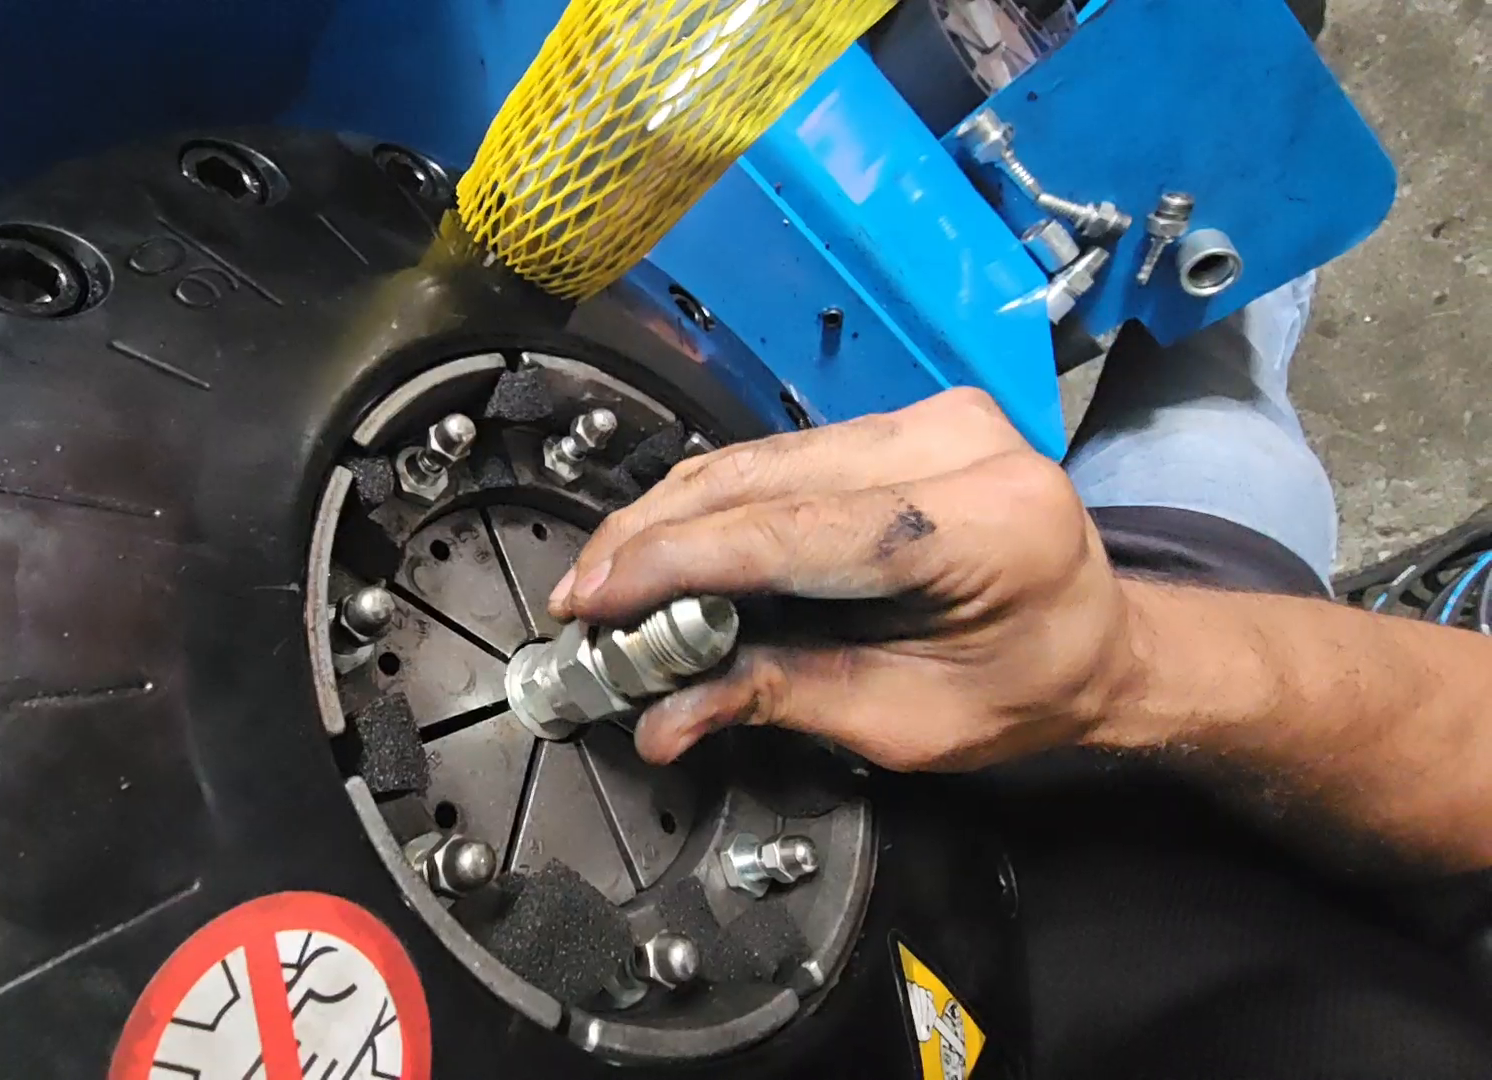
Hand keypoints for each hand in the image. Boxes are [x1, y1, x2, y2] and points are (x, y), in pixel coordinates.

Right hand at [549, 388, 1141, 768]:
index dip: (673, 564)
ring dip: (662, 519)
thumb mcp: (904, 721)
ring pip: (746, 459)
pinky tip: (659, 542)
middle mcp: (951, 442)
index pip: (788, 531)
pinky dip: (702, 505)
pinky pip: (766, 458)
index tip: (591, 599)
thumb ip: (775, 700)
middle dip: (647, 538)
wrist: (1101, 637)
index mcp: (984, 524)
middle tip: (580, 594)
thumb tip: (662, 722)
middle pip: (751, 478)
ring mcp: (920, 417)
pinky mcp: (890, 420)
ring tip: (605, 576)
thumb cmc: (1024, 689)